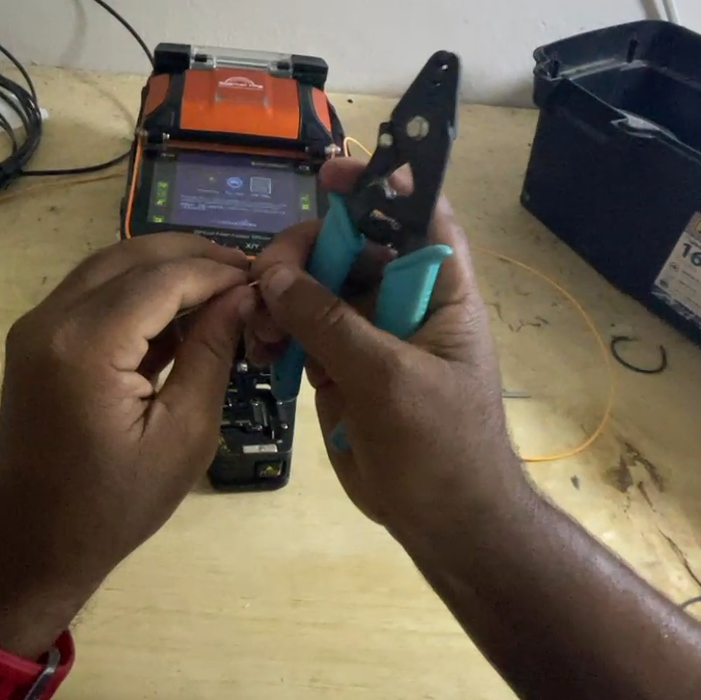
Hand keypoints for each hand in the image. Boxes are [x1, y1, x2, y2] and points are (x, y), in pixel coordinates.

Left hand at [0, 233, 253, 655]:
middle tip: (245, 271)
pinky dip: (136, 287)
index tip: (262, 279)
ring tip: (219, 284)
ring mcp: (36, 324)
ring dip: (164, 266)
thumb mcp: (184, 434)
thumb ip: (213, 352)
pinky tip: (176, 308)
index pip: (163, 279)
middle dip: (193, 256)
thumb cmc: (115, 505)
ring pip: (110, 265)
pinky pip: (92, 290)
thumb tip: (245, 295)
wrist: (31, 544)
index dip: (216, 272)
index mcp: (86, 345)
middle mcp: (51, 318)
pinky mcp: (35, 335)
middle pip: (132, 257)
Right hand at [248, 159, 527, 541]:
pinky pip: (301, 327)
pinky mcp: (341, 360)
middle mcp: (403, 299)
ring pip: (316, 285)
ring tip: (257, 327)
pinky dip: (276, 331)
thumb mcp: (388, 379)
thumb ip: (329, 323)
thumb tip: (272, 275)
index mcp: (439, 290)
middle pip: (351, 244)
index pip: (418, 214)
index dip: (381, 184)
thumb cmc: (439, 449)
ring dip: (280, 296)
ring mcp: (369, 330)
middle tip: (264, 276)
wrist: (443, 524)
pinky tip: (259, 350)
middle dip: (304, 253)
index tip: (329, 175)